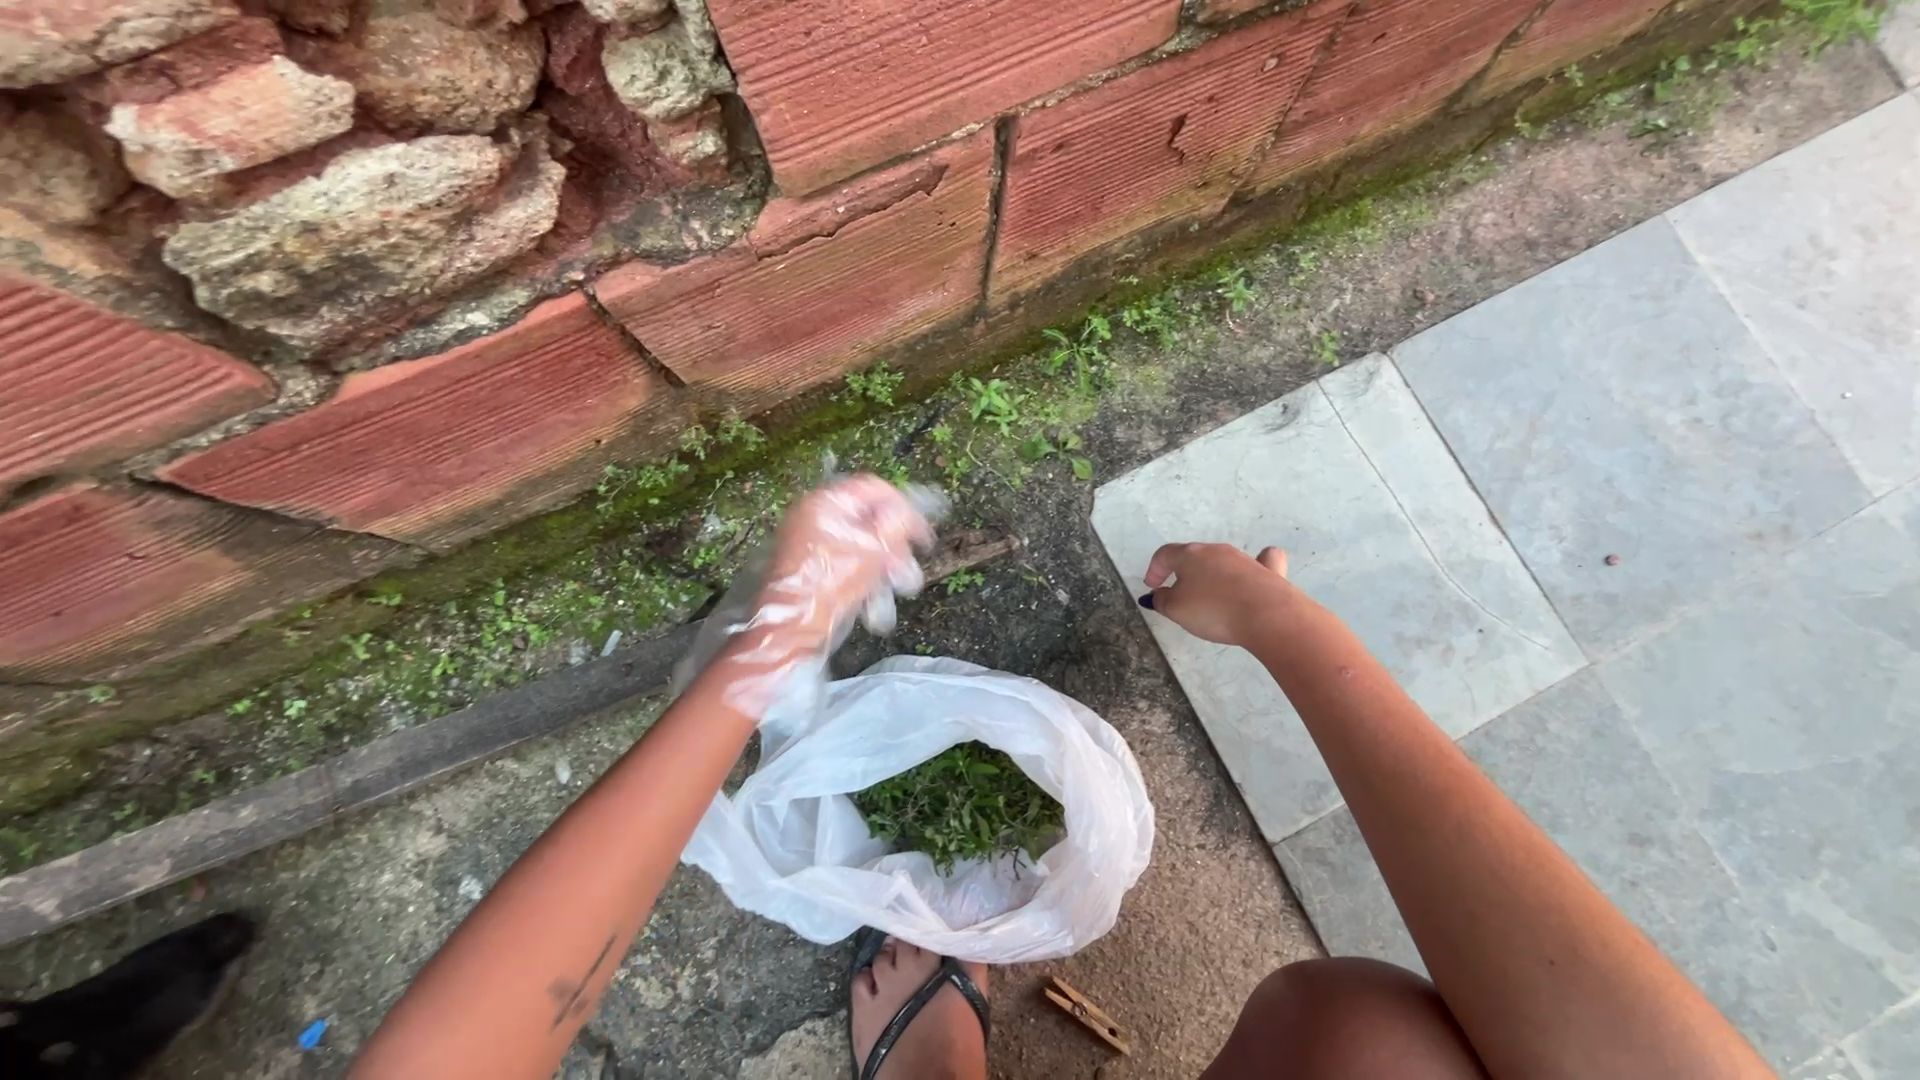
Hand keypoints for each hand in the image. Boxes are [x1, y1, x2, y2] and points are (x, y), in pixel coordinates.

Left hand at [750, 474, 934, 656]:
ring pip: (863, 545)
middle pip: (870, 519)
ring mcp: (813, 542)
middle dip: (896, 546)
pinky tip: (877, 602)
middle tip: (908, 566)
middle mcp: (816, 517)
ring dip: (886, 568)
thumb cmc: (829, 584)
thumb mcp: (873, 551)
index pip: (873, 488)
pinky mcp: (814, 566)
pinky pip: (849, 564)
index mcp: (825, 503)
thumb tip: (909, 512)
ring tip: (897, 589)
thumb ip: (897, 525)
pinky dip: (866, 580)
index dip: (903, 506)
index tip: (920, 532)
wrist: (793, 626)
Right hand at [1142, 543, 1297, 646]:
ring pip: (1222, 560)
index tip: (1152, 586)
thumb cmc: (1213, 610)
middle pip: (1193, 556)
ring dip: (1211, 574)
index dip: (1154, 569)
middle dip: (1183, 572)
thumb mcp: (1176, 610)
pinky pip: (1262, 561)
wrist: (1267, 616)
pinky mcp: (1268, 571)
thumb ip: (1162, 600)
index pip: (1165, 554)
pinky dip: (1257, 564)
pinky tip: (1257, 569)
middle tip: (1178, 593)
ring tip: (1209, 596)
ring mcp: (1244, 559)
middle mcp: (1216, 550)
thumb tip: (1158, 594)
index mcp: (1190, 555)